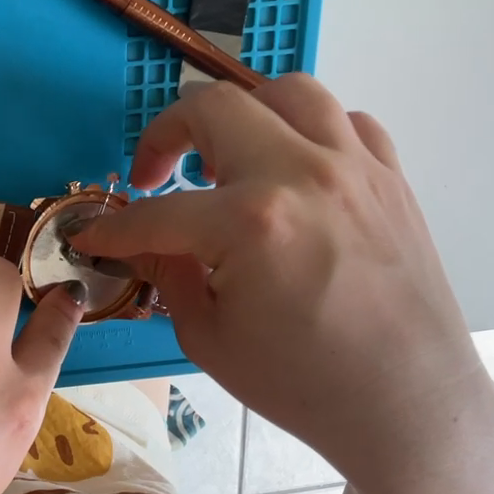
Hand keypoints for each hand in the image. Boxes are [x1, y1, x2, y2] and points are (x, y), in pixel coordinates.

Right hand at [73, 75, 493, 493]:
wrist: (403, 402)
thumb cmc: (299, 383)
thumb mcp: (208, 337)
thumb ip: (169, 275)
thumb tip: (144, 244)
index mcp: (250, 223)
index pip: (158, 212)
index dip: (112, 227)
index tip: (90, 235)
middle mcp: (303, 173)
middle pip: (217, 108)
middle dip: (164, 135)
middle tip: (151, 176)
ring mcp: (355, 167)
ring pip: (288, 92)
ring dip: (240, 116)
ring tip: (222, 161)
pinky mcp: (391, 177)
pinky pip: (345, 121)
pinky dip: (304, 132)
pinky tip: (287, 173)